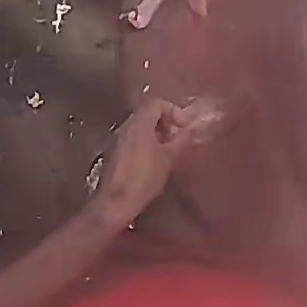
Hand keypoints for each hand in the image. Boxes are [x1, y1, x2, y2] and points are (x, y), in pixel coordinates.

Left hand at [90, 98, 206, 224]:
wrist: (116, 202)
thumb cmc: (145, 177)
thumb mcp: (169, 158)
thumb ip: (181, 140)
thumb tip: (193, 129)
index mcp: (139, 123)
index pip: (157, 104)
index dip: (174, 111)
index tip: (185, 127)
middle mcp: (125, 127)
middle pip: (147, 114)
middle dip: (166, 123)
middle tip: (178, 139)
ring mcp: (117, 140)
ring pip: (139, 128)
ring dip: (156, 135)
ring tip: (169, 152)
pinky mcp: (113, 153)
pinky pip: (132, 140)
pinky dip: (145, 144)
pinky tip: (154, 162)